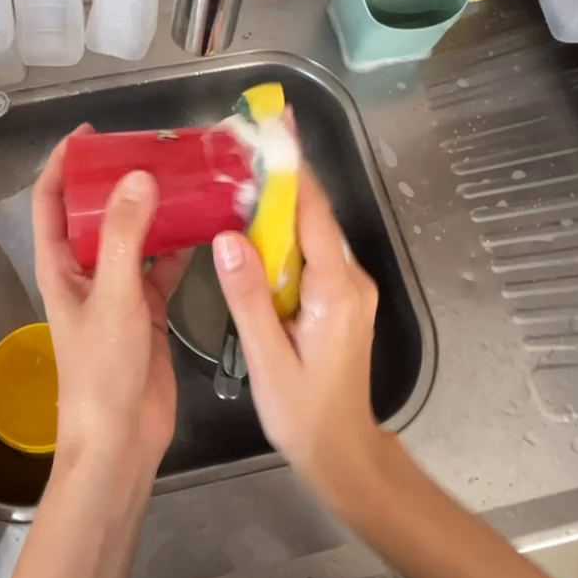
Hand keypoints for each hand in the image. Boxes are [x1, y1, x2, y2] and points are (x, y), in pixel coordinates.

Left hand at [32, 124, 188, 472]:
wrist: (121, 439)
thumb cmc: (102, 370)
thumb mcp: (113, 297)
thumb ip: (125, 236)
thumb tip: (137, 175)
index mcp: (60, 266)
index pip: (51, 203)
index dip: (62, 166)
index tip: (88, 134)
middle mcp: (86, 272)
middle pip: (96, 214)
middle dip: (118, 182)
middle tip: (152, 151)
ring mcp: (117, 291)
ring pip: (134, 238)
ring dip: (153, 211)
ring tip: (182, 178)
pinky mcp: (146, 309)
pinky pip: (161, 266)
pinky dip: (178, 246)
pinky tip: (202, 225)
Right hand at [212, 168, 382, 494]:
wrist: (343, 452)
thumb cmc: (305, 413)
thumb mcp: (269, 359)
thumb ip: (249, 298)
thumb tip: (228, 238)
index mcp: (335, 288)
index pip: (311, 212)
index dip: (292, 166)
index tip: (277, 125)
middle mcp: (349, 278)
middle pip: (311, 214)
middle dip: (280, 174)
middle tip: (246, 139)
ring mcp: (347, 287)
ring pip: (309, 231)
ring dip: (278, 202)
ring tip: (241, 171)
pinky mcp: (338, 297)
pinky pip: (308, 252)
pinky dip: (282, 233)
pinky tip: (252, 227)